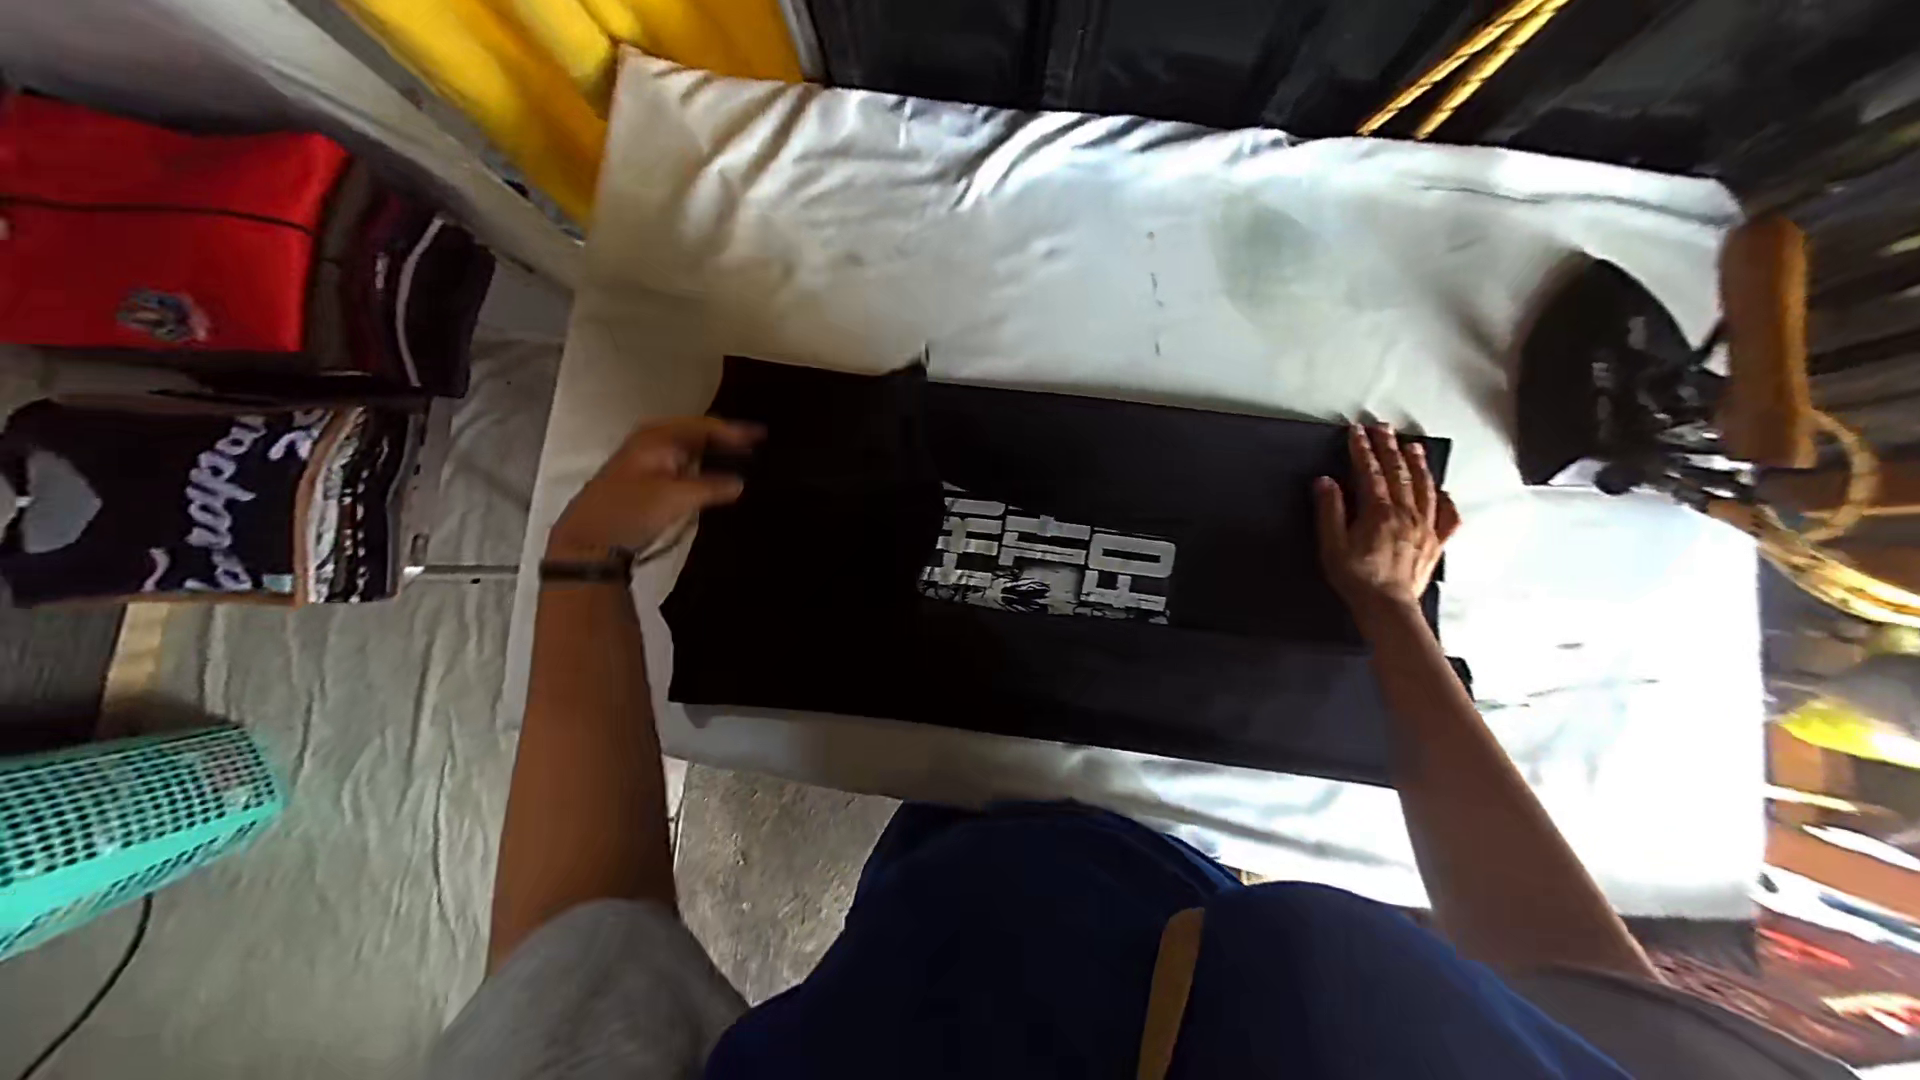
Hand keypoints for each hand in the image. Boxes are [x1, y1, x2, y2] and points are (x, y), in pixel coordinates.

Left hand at [547, 416, 762, 559]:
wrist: (588, 541)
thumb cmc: (631, 512)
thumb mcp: (675, 498)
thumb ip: (711, 487)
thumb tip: (739, 483)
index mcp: (656, 437)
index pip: (703, 426)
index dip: (733, 431)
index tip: (761, 436)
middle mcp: (649, 442)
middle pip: (694, 433)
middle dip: (723, 437)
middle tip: (753, 443)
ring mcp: (644, 460)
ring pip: (686, 448)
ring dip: (711, 451)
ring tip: (738, 456)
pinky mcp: (642, 480)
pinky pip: (679, 463)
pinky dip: (699, 465)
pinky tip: (711, 474)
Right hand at [1313, 424, 1459, 629]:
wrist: (1388, 608)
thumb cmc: (1356, 578)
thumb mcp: (1331, 545)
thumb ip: (1330, 511)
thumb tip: (1326, 482)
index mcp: (1379, 512)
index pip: (1369, 473)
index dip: (1362, 450)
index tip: (1356, 432)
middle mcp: (1407, 514)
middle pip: (1399, 473)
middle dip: (1389, 448)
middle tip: (1383, 428)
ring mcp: (1426, 527)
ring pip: (1425, 487)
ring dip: (1418, 464)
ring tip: (1413, 446)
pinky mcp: (1436, 543)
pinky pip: (1448, 516)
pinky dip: (1446, 500)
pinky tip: (1443, 491)